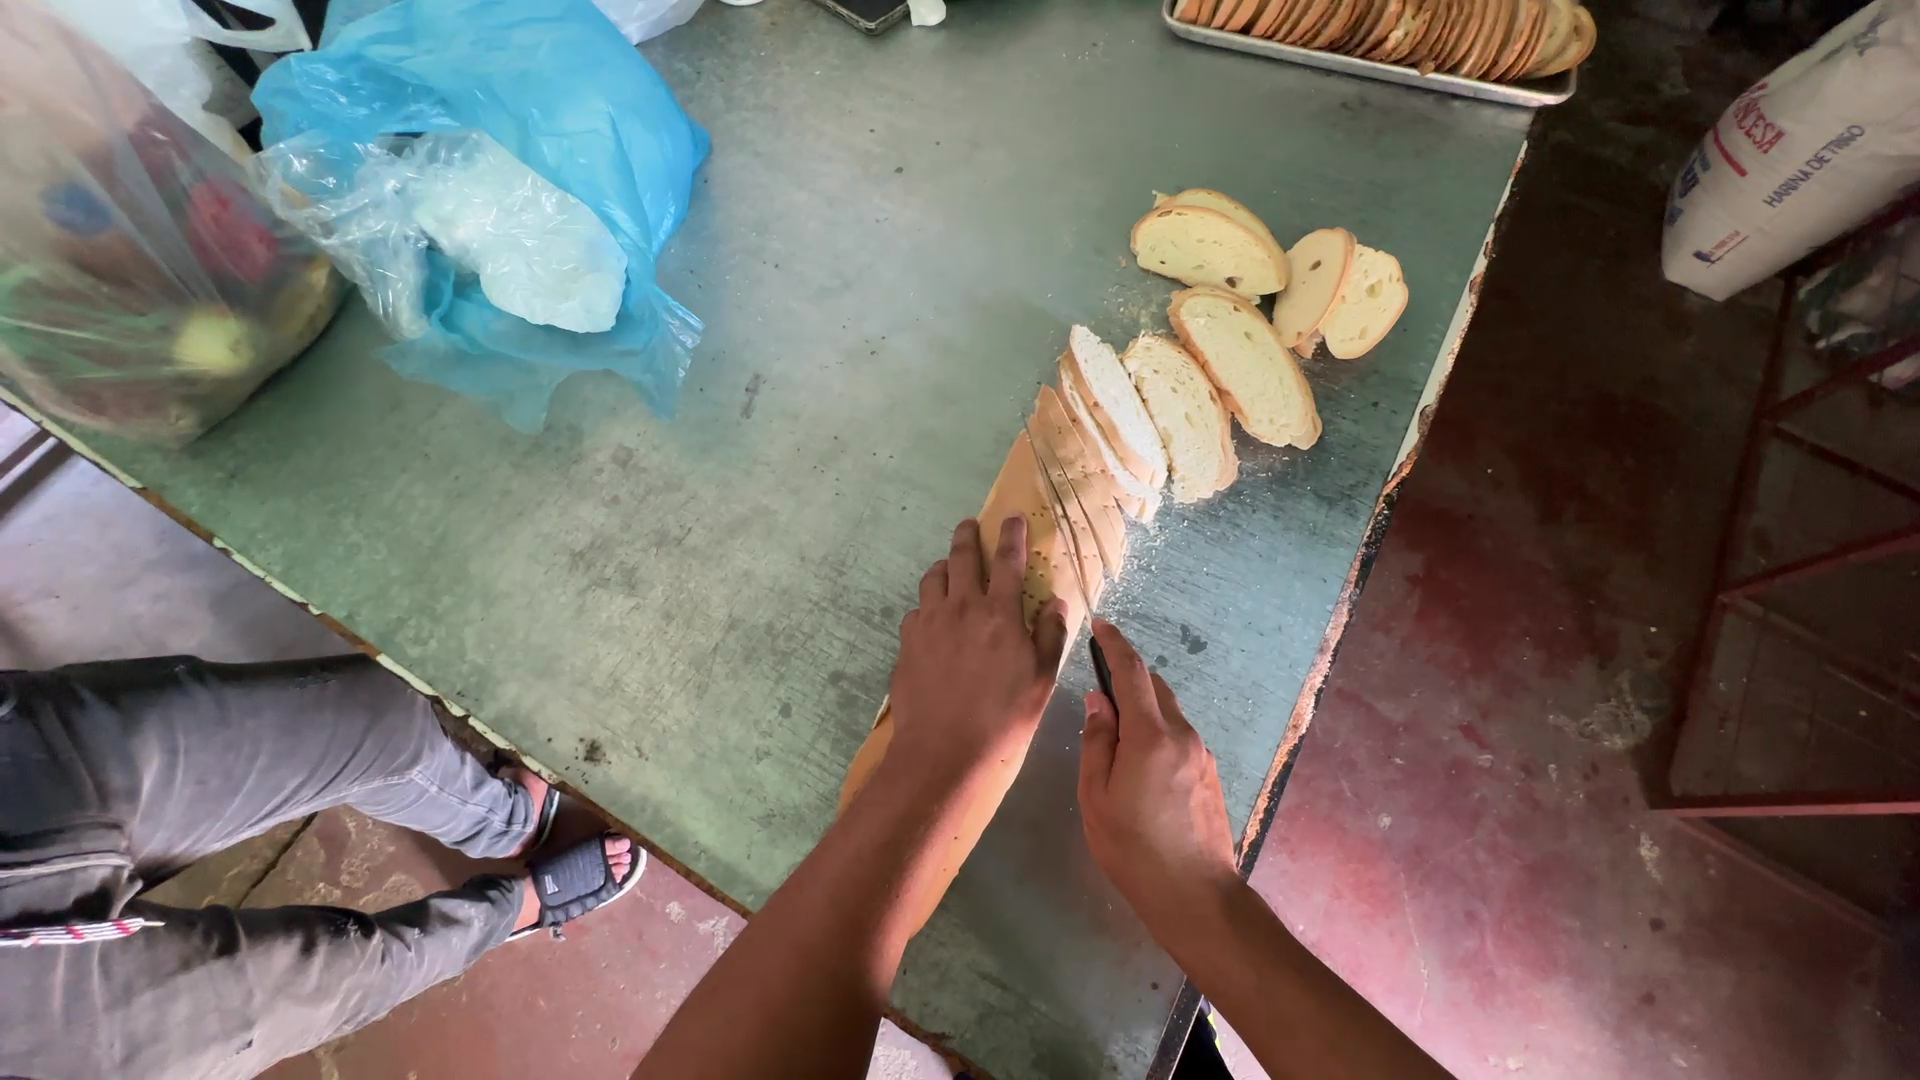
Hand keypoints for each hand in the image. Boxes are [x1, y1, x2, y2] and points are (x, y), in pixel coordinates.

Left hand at [886, 516, 1068, 778]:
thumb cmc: (1004, 720)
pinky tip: (932, 619)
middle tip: (969, 524)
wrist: (944, 753)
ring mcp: (929, 623)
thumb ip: (1048, 636)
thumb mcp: (1041, 681)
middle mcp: (961, 608)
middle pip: (961, 558)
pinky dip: (927, 605)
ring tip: (948, 568)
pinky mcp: (907, 643)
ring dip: (943, 566)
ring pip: (933, 578)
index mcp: (999, 614)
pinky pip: (917, 610)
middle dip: (967, 536)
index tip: (1012, 517)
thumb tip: (1056, 602)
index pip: (1007, 561)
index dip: (1011, 536)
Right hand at [1078, 619, 1241, 939]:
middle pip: (1155, 687)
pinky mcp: (1209, 773)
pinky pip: (1178, 735)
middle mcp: (1183, 735)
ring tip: (1116, 736)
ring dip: (1143, 707)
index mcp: (1151, 736)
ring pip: (1169, 712)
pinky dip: (1157, 730)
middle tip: (1099, 690)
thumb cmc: (1133, 847)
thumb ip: (1097, 742)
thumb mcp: (1096, 796)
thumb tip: (1099, 701)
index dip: (1115, 645)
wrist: (1196, 896)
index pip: (1132, 673)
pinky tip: (1140, 763)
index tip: (1101, 625)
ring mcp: (1201, 754)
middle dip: (1128, 676)